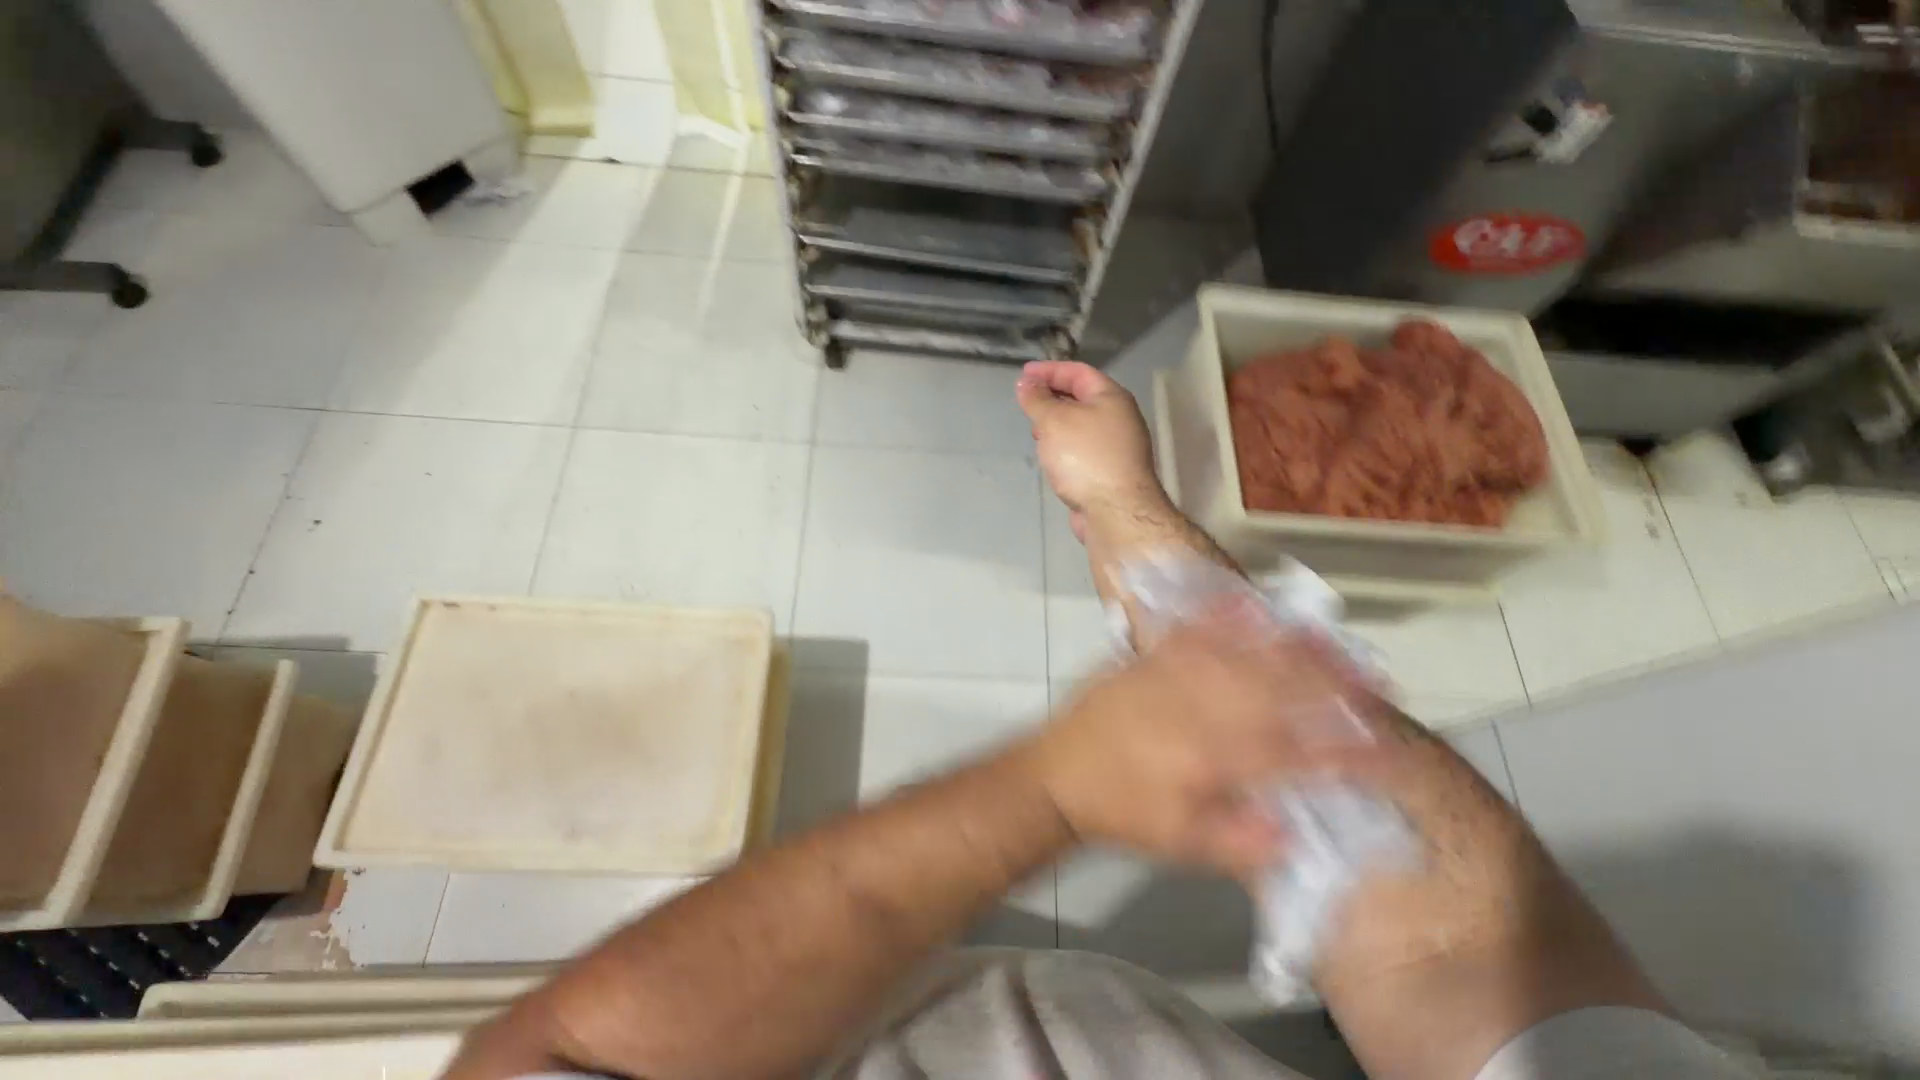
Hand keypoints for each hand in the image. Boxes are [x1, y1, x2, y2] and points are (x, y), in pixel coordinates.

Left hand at [1015, 603, 1387, 880]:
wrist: (1055, 776)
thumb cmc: (1122, 814)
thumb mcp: (1181, 845)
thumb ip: (1241, 841)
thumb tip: (1299, 834)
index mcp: (1212, 762)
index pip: (1295, 754)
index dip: (1348, 753)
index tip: (1389, 751)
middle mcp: (1199, 712)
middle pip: (1279, 692)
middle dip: (1335, 687)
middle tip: (1379, 685)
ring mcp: (1172, 678)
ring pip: (1244, 656)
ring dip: (1293, 647)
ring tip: (1334, 641)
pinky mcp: (1148, 658)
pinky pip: (1192, 631)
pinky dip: (1225, 616)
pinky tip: (1253, 605)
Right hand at [1016, 361, 1165, 538]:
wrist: (1116, 511)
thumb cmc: (1085, 457)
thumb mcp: (1054, 421)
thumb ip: (1037, 399)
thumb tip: (1026, 382)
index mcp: (1111, 397)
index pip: (1078, 372)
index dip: (1049, 370)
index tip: (1023, 375)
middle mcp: (1120, 418)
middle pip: (1082, 398)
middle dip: (1052, 398)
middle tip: (1028, 404)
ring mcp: (1118, 447)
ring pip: (1082, 426)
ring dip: (1057, 425)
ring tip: (1036, 433)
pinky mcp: (1111, 472)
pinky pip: (1084, 450)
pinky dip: (1065, 447)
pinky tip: (1051, 459)